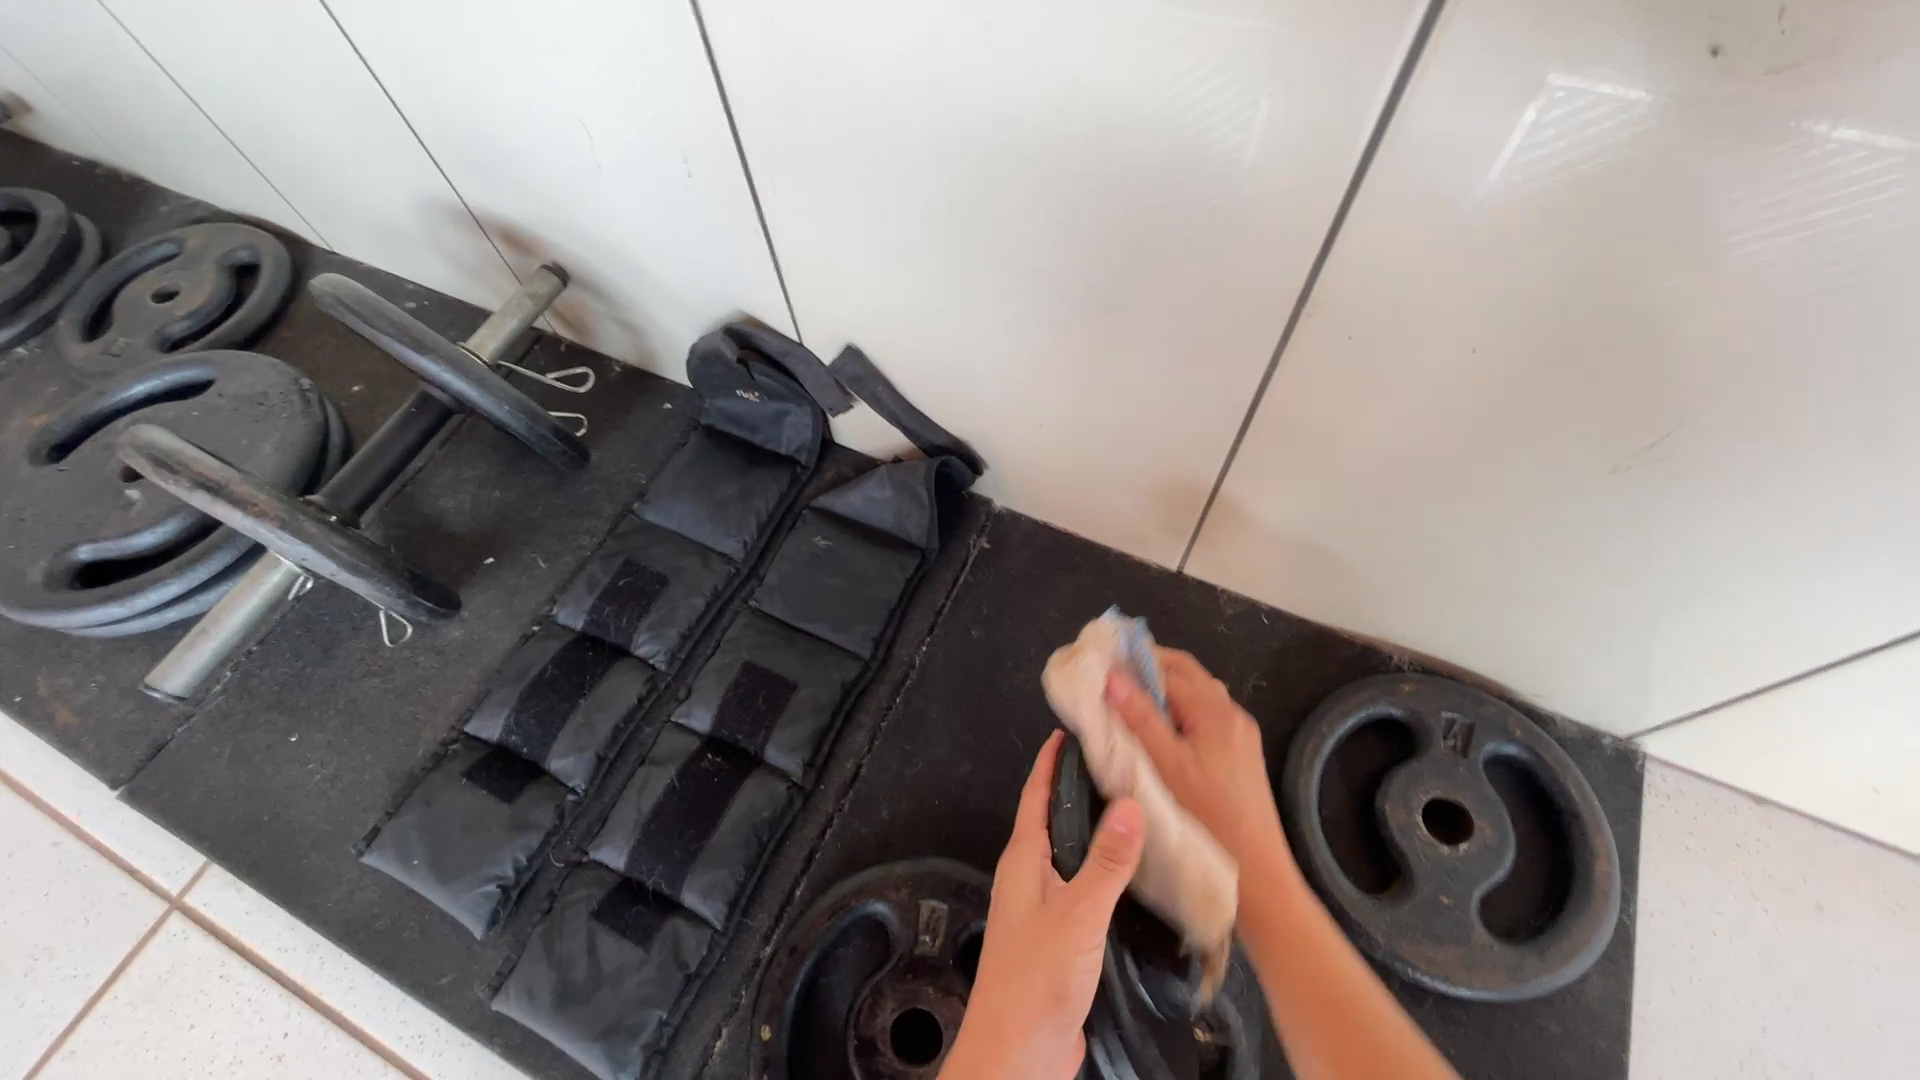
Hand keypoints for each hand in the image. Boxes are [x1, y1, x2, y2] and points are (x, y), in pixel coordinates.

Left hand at [940, 731, 1145, 1079]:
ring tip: (1134, 809)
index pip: (1036, 794)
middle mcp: (1030, 874)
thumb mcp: (1077, 915)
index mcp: (1024, 859)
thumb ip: (1106, 862)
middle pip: (1054, 818)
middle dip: (1079, 789)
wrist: (1019, 1051)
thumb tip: (1129, 803)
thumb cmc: (1037, 978)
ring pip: (1071, 852)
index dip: (1050, 761)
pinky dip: (1105, 869)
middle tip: (1117, 764)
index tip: (1069, 730)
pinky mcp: (1061, 933)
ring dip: (1096, 830)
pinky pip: (1083, 885)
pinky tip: (1134, 873)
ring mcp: (1044, 904)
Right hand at [1105, 649, 1290, 881]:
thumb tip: (1113, 677)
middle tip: (1115, 674)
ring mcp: (1240, 732)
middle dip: (1152, 667)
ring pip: (1199, 693)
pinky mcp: (1241, 751)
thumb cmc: (1207, 815)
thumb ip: (1141, 718)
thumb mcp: (1167, 765)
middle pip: (1188, 673)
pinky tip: (1162, 728)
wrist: (1256, 867)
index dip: (1135, 662)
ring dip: (1167, 688)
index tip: (1103, 662)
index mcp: (1214, 711)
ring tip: (1131, 698)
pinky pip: (1207, 714)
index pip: (1169, 669)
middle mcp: (1231, 713)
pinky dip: (1181, 708)